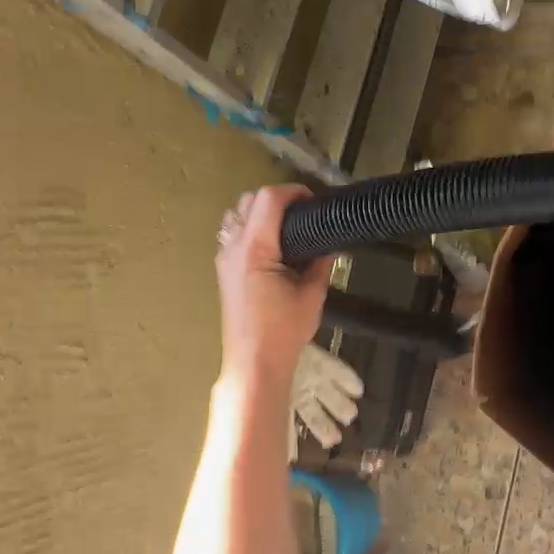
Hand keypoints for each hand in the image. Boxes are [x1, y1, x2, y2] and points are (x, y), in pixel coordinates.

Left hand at [215, 185, 332, 383]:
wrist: (254, 362)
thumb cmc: (285, 330)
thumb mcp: (313, 293)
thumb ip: (321, 261)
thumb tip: (329, 242)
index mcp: (255, 249)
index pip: (268, 199)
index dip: (293, 191)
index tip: (315, 201)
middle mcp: (233, 247)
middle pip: (249, 200)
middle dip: (278, 198)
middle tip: (305, 214)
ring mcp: (224, 257)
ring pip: (236, 213)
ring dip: (261, 211)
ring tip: (288, 227)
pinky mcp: (224, 268)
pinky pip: (232, 231)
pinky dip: (250, 226)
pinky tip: (272, 245)